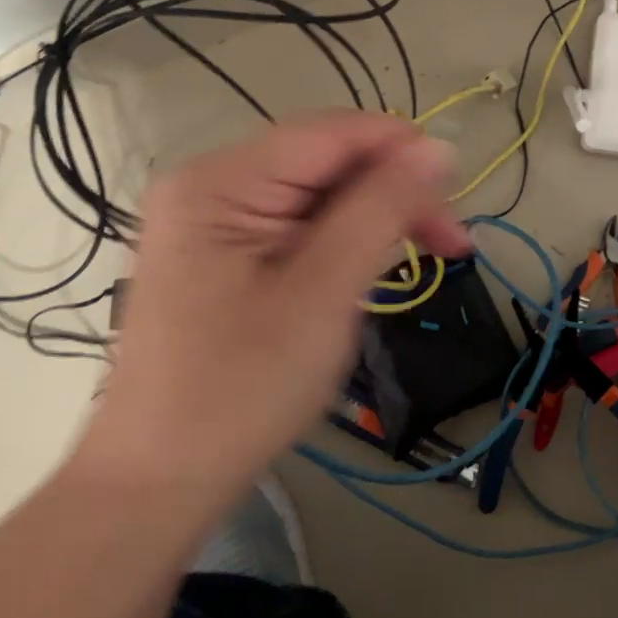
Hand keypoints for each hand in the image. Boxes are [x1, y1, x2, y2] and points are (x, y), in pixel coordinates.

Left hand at [78, 114, 468, 499]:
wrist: (157, 484)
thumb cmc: (241, 389)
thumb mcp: (323, 292)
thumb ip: (381, 208)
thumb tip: (436, 147)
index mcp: (220, 181)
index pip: (334, 132)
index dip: (405, 152)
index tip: (460, 201)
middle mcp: (209, 184)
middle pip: (328, 160)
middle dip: (395, 194)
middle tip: (453, 247)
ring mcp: (210, 220)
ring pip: (319, 193)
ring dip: (377, 219)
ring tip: (423, 261)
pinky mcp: (219, 254)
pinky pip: (298, 225)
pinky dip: (344, 243)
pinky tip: (367, 272)